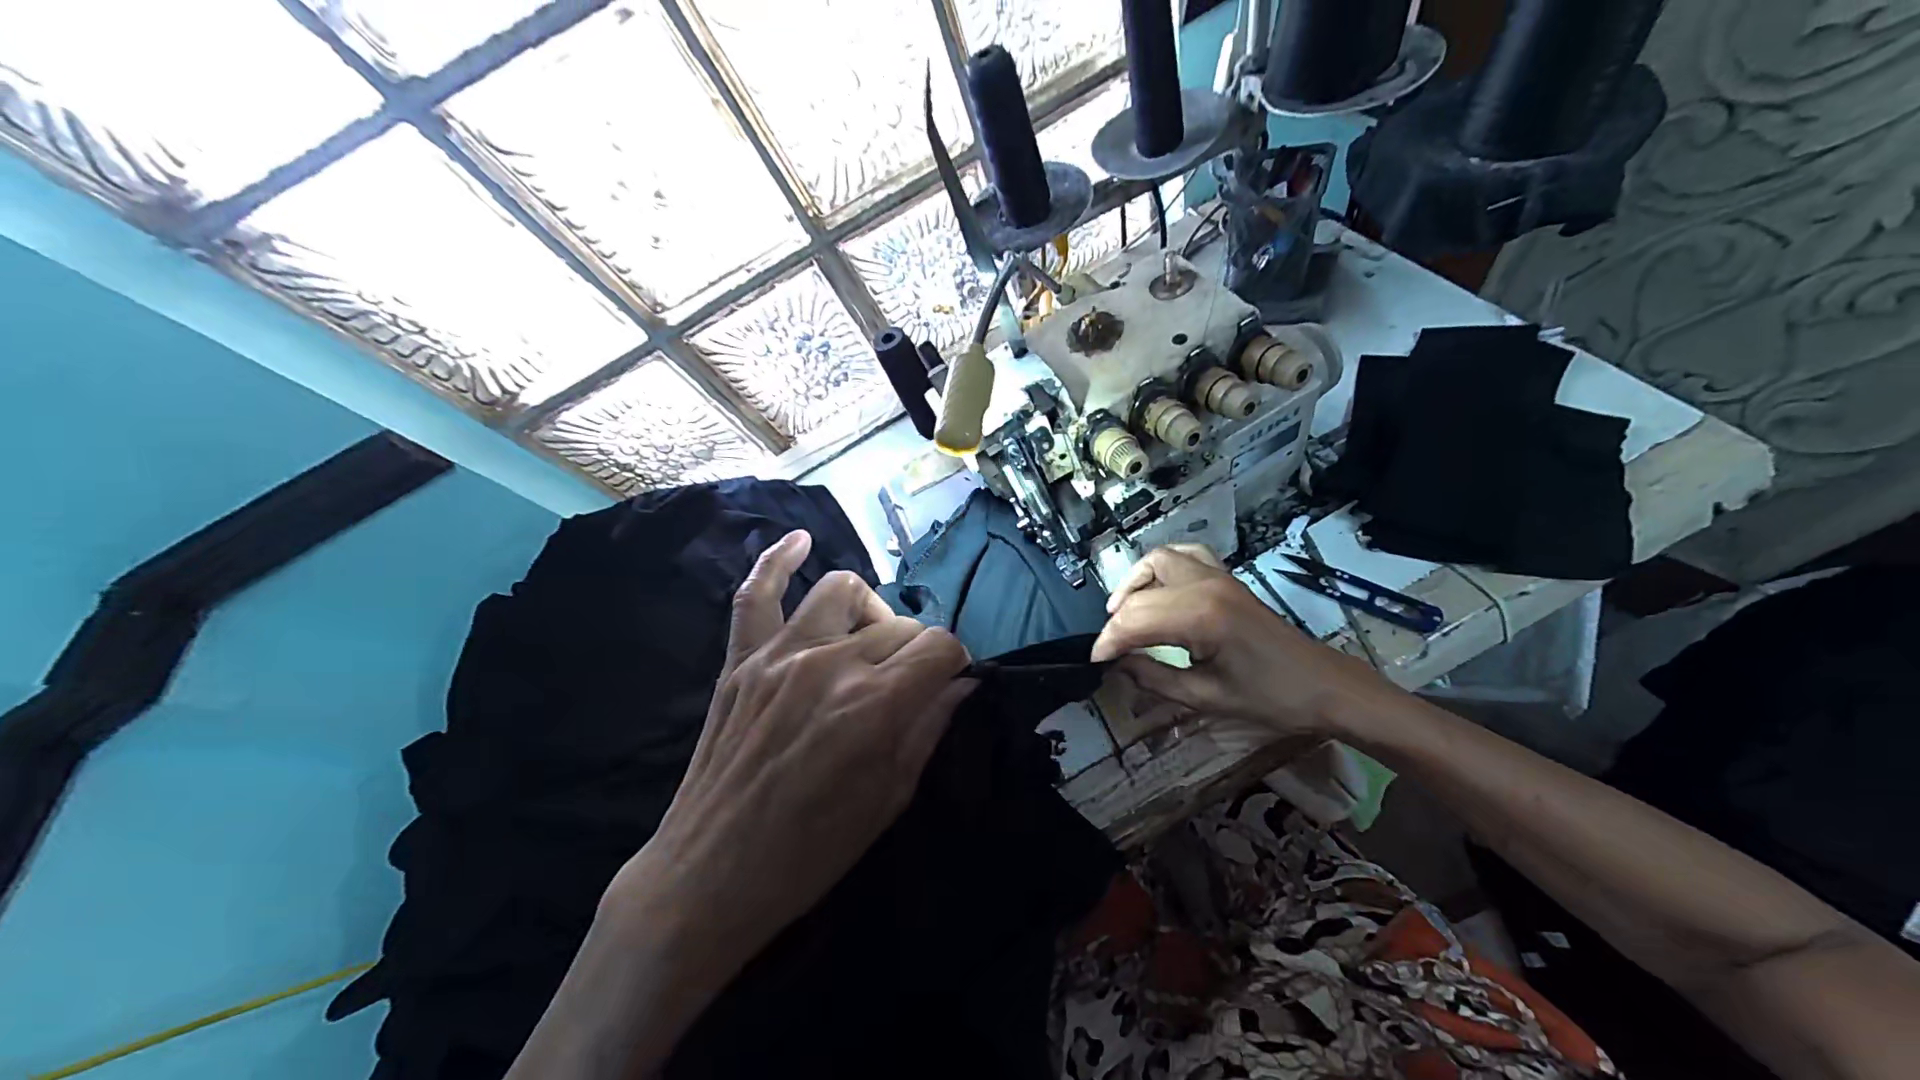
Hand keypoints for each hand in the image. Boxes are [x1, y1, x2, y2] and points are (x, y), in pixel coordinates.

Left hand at [607, 529, 974, 965]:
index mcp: (874, 706)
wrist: (709, 877)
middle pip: (899, 625)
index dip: (955, 663)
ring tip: (868, 645)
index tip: (948, 685)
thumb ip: (929, 728)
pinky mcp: (740, 660)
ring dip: (871, 612)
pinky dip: (777, 560)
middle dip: (917, 652)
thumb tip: (962, 682)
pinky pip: (756, 593)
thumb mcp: (889, 801)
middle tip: (909, 688)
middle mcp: (830, 665)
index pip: (941, 646)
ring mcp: (779, 655)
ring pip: (843, 591)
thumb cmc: (809, 854)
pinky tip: (798, 540)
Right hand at [1090, 544, 1392, 736]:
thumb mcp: (1205, 697)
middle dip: (1117, 620)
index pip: (1135, 620)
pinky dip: (1162, 567)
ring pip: (1159, 560)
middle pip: (1141, 592)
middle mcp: (1206, 585)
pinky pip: (1184, 555)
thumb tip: (1117, 664)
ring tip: (1125, 614)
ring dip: (1135, 584)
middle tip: (1110, 647)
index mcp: (1201, 617)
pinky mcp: (1226, 577)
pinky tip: (1157, 589)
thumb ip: (1154, 677)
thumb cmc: (1270, 699)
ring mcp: (1218, 576)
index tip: (1095, 661)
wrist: (1324, 686)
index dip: (1109, 641)